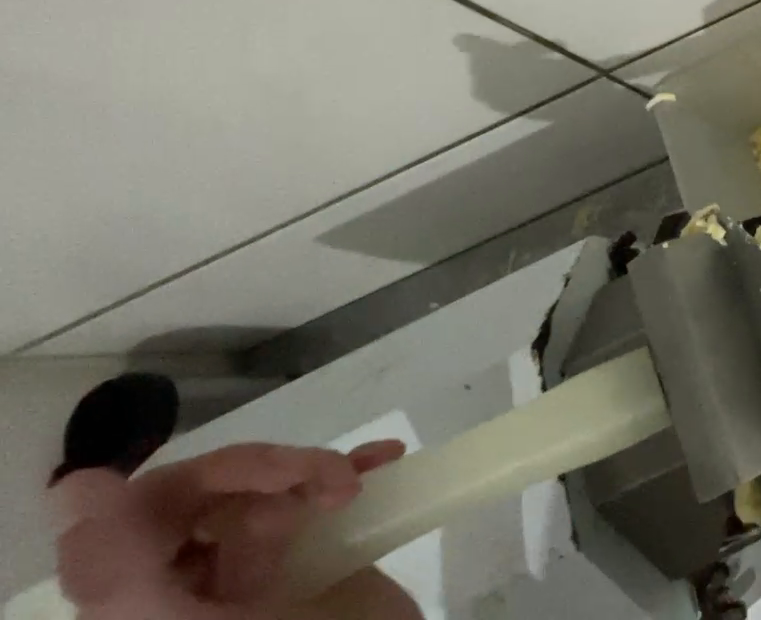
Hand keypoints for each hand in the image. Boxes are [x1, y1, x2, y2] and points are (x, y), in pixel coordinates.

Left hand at [54, 440, 410, 619]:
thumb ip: (116, 572)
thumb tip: (73, 484)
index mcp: (143, 601)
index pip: (143, 511)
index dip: (201, 477)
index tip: (269, 478)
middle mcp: (191, 579)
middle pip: (212, 489)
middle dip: (274, 470)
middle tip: (328, 484)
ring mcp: (259, 564)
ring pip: (272, 484)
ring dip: (321, 467)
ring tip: (356, 487)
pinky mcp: (318, 553)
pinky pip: (327, 493)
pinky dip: (358, 466)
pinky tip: (387, 460)